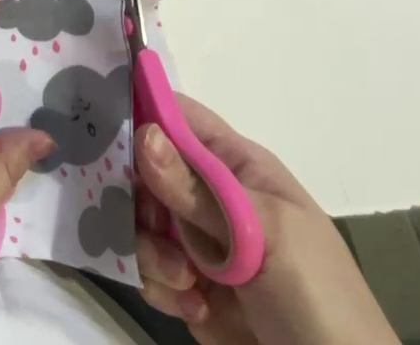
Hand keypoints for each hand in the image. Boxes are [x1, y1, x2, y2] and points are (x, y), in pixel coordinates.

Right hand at [134, 96, 396, 344]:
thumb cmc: (318, 296)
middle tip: (154, 225)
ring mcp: (191, 239)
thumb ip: (200, 189)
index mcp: (234, 166)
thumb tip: (143, 132)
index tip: (101, 127)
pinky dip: (158, 286)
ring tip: (186, 281)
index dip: (139, 112)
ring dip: (150, 252)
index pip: (177, 117)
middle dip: (137, 199)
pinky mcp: (179, 281)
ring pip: (133, 220)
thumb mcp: (267, 235)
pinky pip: (140, 265)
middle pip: (140, 169)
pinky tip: (193, 307)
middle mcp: (207, 195)